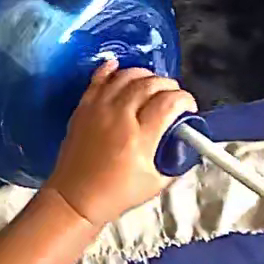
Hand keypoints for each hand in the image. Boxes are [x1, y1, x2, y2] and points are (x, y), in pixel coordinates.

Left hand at [43, 61, 196, 227]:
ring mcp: (99, 109)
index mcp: (140, 138)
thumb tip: (185, 143)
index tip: (188, 106)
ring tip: (152, 83)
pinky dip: (110, 69)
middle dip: (168, 85)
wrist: (75, 197)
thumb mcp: (156, 183)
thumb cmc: (116, 193)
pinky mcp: (83, 107)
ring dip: (144, 75)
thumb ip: (174, 160)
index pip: (169, 103)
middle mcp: (119, 117)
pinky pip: (97, 79)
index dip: (185, 99)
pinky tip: (119, 66)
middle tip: (174, 94)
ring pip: (125, 76)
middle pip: (150, 84)